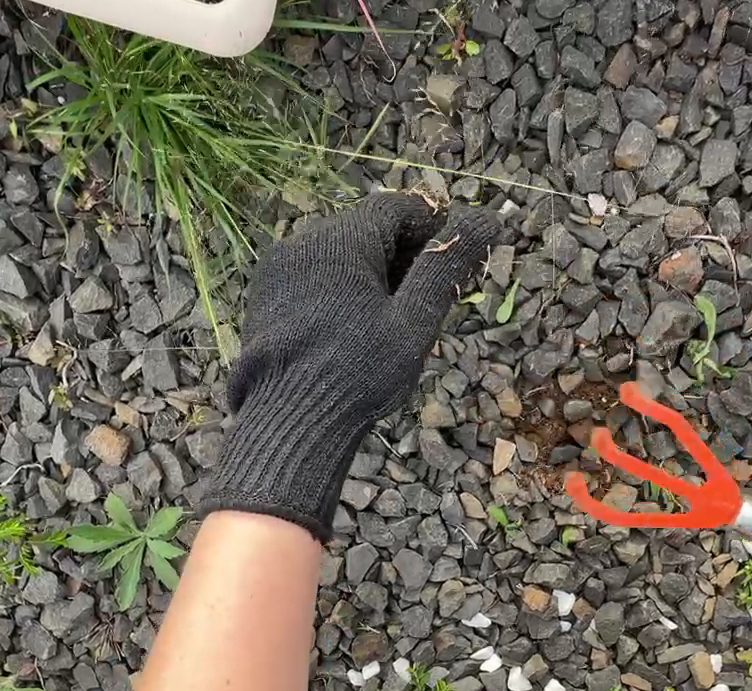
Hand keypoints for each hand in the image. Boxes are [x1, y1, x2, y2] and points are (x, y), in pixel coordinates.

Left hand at [198, 193, 495, 541]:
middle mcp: (302, 242)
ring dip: (371, 276)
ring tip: (394, 321)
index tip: (454, 260)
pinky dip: (340, 293)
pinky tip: (354, 330)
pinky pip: (313, 279)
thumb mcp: (413, 321)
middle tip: (430, 298)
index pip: (397, 208)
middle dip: (403, 256)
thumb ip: (446, 266)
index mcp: (340, 240)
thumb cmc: (359, 372)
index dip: (432, 227)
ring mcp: (277, 270)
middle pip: (366, 231)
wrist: (290, 420)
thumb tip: (487, 219)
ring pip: (338, 257)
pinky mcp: (264, 298)